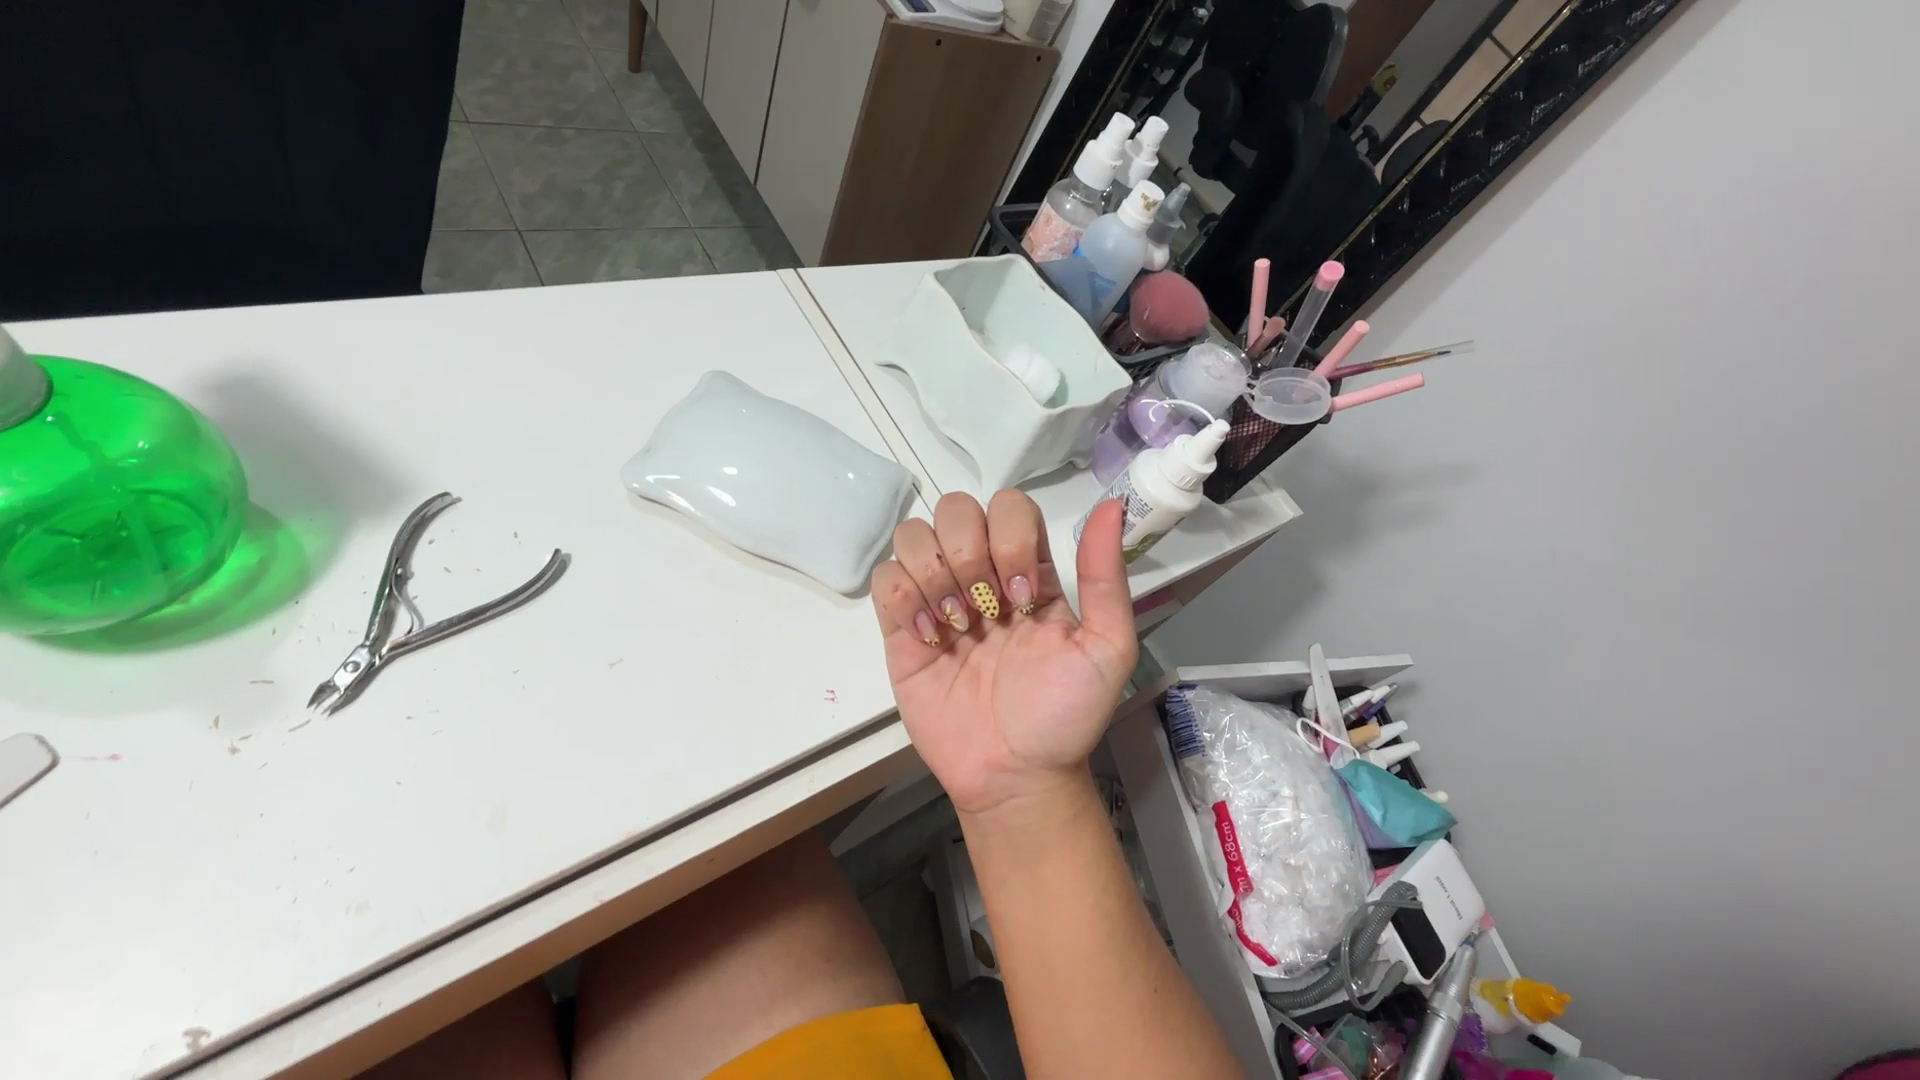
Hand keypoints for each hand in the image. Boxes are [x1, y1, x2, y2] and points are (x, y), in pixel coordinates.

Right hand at [869, 491, 1138, 818]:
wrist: (1015, 774)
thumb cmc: (1064, 715)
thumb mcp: (1106, 649)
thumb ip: (1106, 578)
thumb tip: (1114, 506)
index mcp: (1029, 570)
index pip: (1009, 506)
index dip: (1010, 539)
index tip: (1021, 599)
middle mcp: (982, 573)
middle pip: (955, 508)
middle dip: (967, 554)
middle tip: (985, 611)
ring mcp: (938, 598)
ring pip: (914, 534)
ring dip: (934, 574)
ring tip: (954, 626)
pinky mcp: (901, 628)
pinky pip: (884, 577)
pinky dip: (903, 598)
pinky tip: (928, 636)